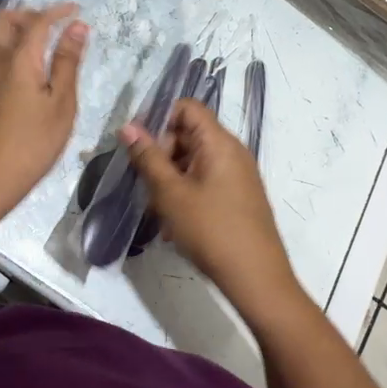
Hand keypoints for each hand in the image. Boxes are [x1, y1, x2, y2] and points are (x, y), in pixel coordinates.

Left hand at [0, 3, 87, 211]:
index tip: (75, 10)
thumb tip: (78, 27)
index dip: (58, 11)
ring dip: (9, 26)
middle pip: (6, 18)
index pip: (39, 21)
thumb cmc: (33, 143)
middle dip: (30, 14)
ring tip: (30, 40)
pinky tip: (10, 61)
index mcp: (20, 57)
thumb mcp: (61, 104)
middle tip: (52, 26)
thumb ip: (68, 62)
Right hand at [127, 100, 300, 310]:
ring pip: (194, 161)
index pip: (186, 107)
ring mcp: (238, 175)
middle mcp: (232, 151)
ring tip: (157, 208)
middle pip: (189, 133)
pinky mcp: (238, 197)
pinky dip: (186, 193)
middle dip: (161, 153)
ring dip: (170, 178)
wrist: (257, 280)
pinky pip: (205, 181)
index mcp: (219, 142)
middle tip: (144, 182)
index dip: (159, 117)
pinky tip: (174, 223)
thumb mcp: (171, 194)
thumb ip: (148, 158)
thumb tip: (128, 127)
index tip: (137, 145)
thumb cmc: (211, 231)